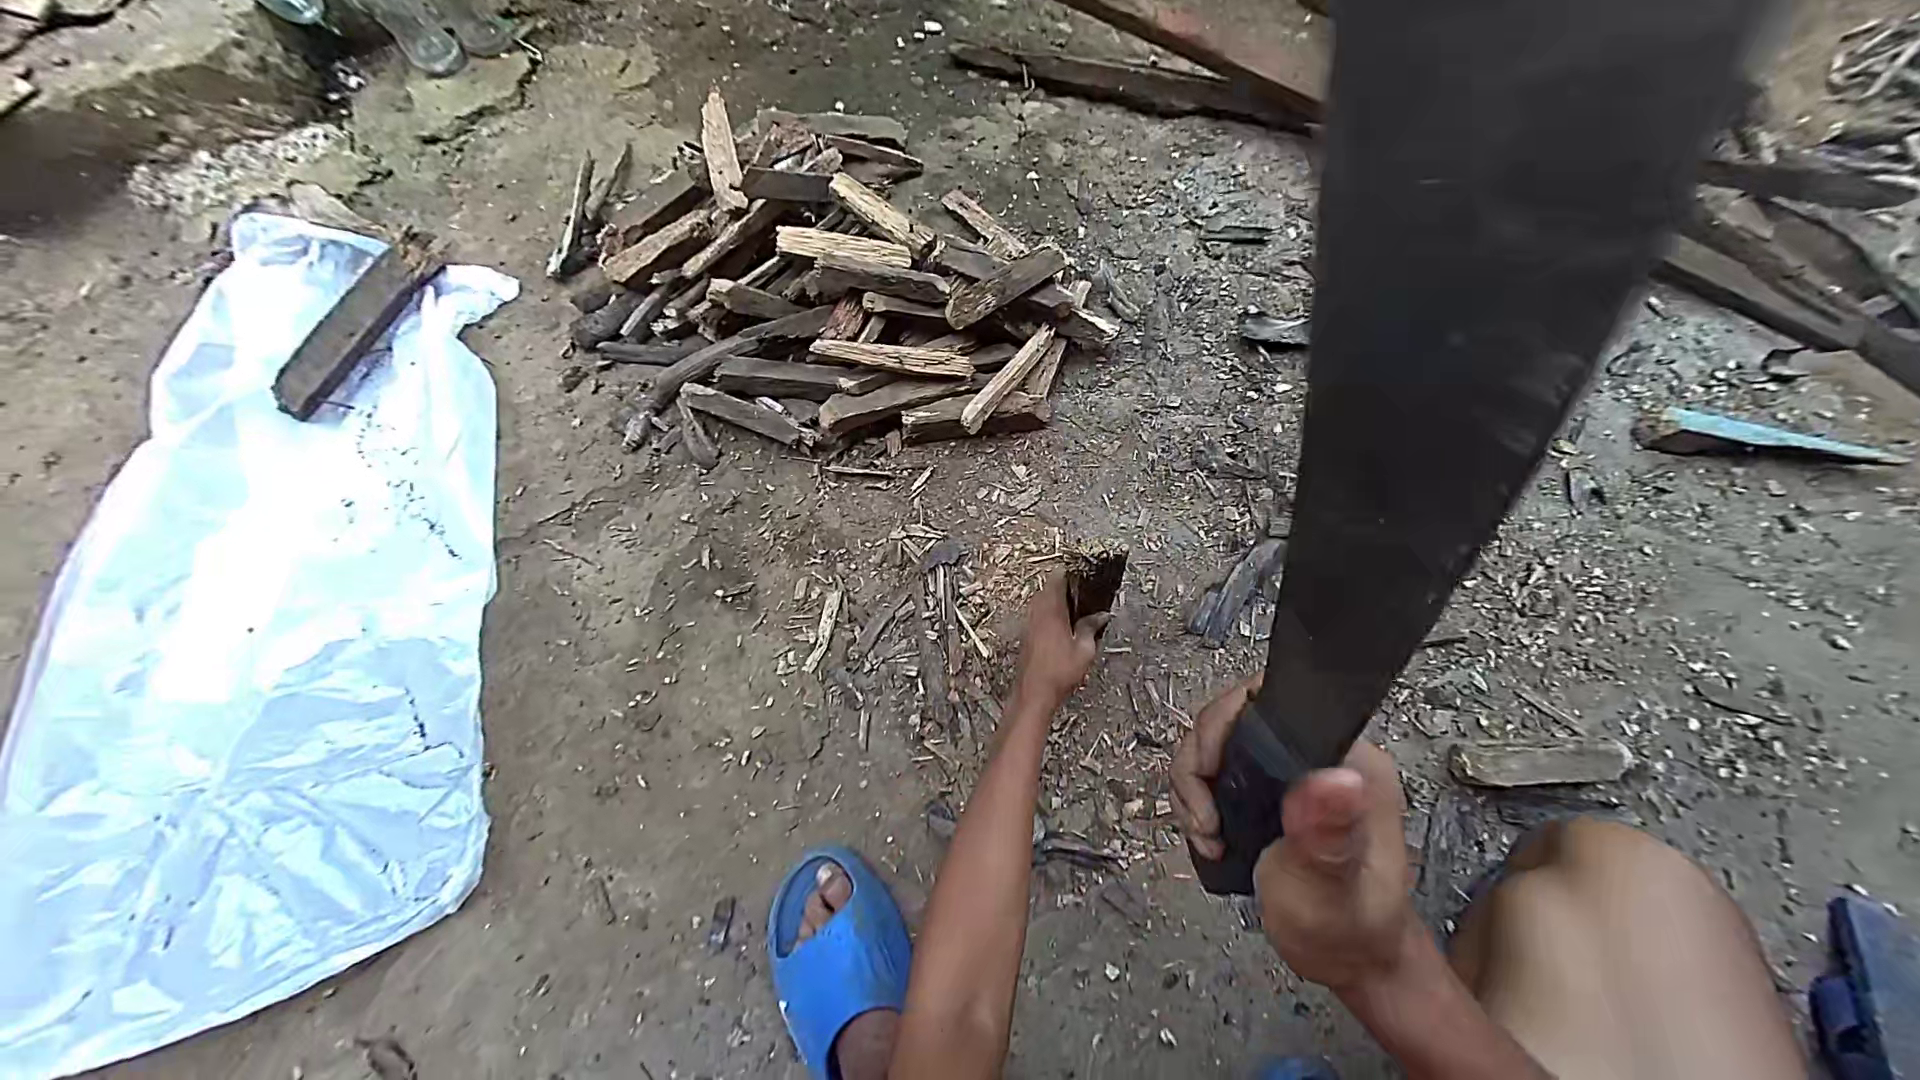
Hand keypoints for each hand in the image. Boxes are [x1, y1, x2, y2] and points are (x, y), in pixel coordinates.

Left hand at [1011, 571, 1108, 712]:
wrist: (1034, 692)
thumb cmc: (1058, 673)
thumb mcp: (1084, 649)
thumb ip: (1090, 628)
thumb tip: (1100, 616)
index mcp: (1051, 610)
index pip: (1057, 579)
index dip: (1070, 574)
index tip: (1081, 574)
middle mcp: (1037, 613)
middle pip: (1048, 589)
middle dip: (1064, 588)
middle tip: (1081, 592)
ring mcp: (1029, 623)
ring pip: (1042, 602)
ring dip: (1056, 601)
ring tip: (1074, 609)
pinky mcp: (1027, 634)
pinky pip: (1038, 615)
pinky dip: (1049, 614)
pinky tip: (1062, 626)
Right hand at [1171, 679, 1417, 994]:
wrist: (1343, 961)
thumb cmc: (1346, 929)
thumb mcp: (1332, 888)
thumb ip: (1325, 836)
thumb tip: (1336, 779)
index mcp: (1344, 758)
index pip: (1266, 699)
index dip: (1223, 722)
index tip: (1208, 770)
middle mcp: (1313, 753)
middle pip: (1226, 721)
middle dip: (1198, 767)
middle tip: (1203, 818)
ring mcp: (1284, 769)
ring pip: (1209, 746)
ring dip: (1191, 787)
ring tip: (1206, 833)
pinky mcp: (1262, 787)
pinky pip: (1209, 770)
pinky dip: (1193, 797)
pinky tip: (1206, 831)